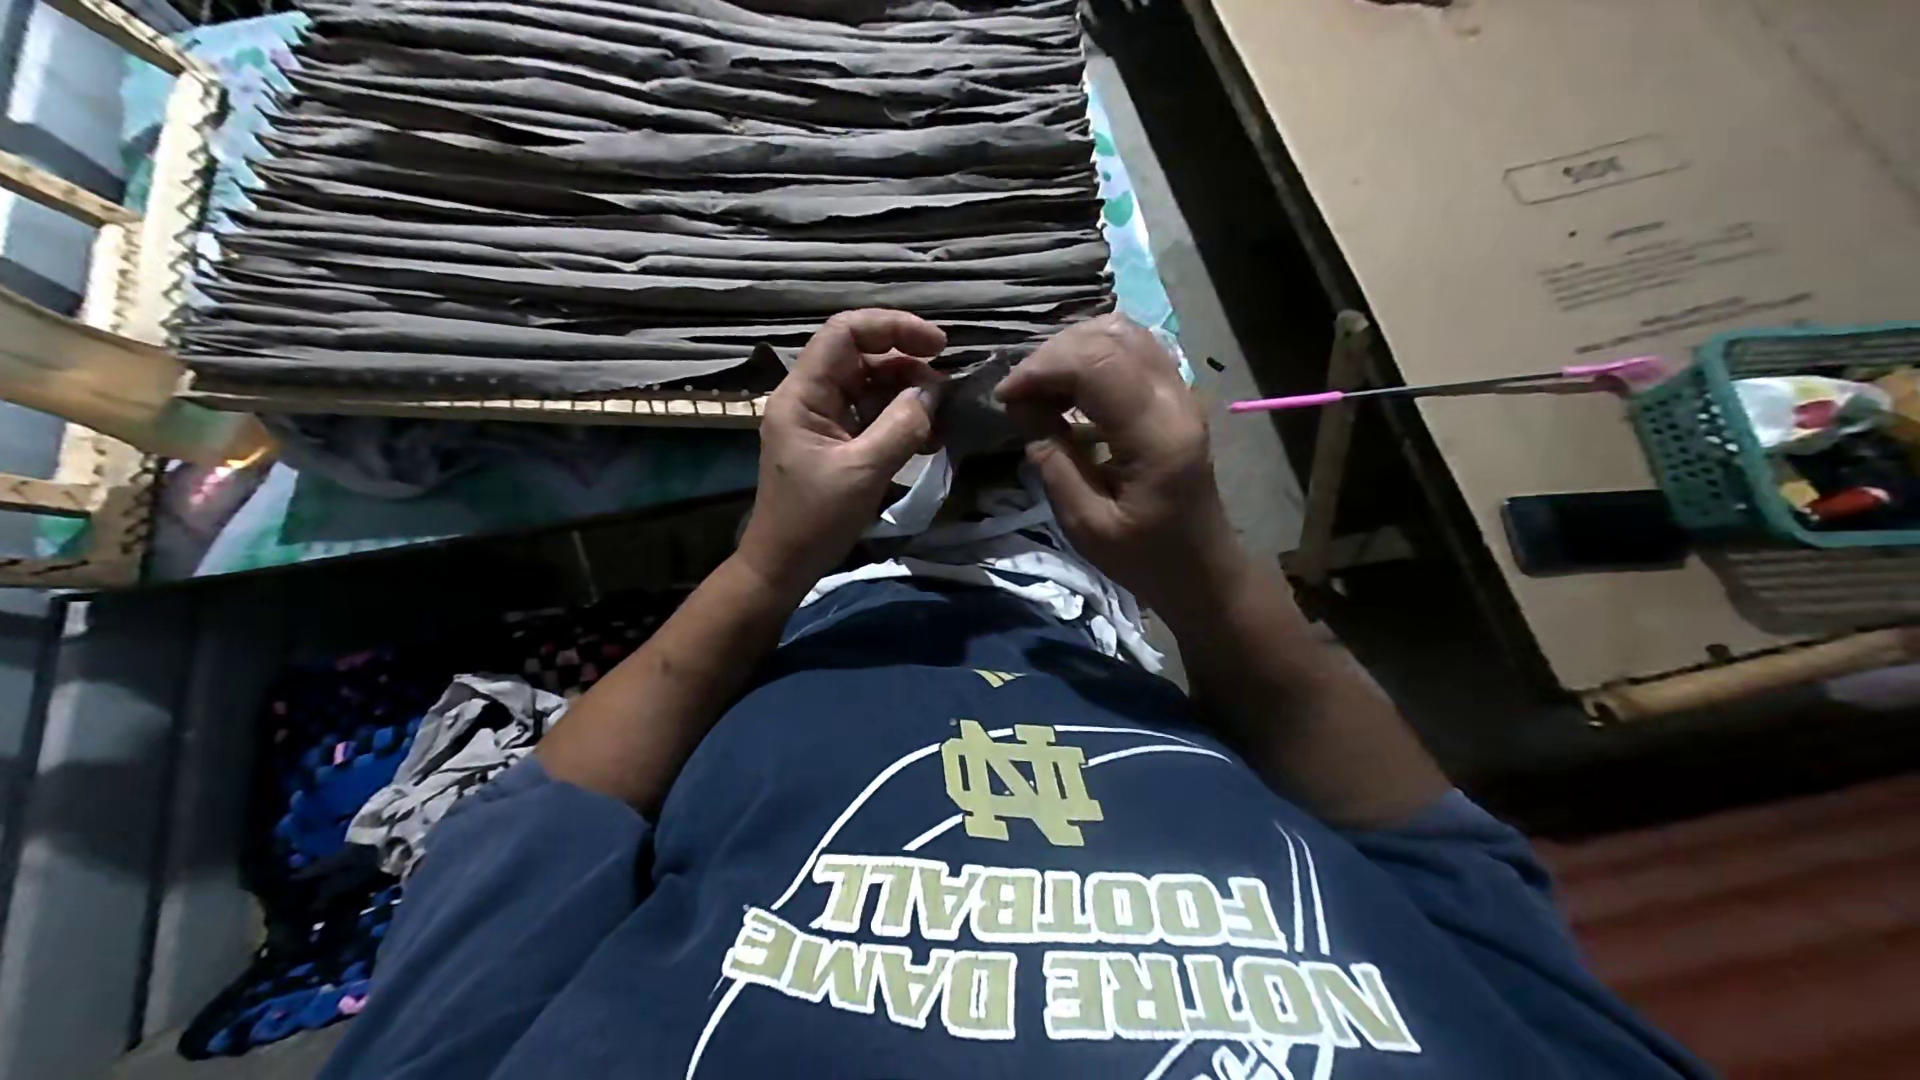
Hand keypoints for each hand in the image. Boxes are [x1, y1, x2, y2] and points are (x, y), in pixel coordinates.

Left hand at [736, 309, 945, 590]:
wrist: (784, 565)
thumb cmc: (814, 519)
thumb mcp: (863, 472)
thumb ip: (901, 427)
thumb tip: (935, 391)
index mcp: (803, 394)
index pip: (845, 333)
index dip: (892, 328)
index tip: (938, 344)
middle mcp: (811, 397)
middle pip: (862, 357)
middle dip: (908, 365)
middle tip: (947, 390)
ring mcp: (824, 420)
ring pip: (872, 387)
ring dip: (909, 395)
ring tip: (943, 416)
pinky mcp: (837, 443)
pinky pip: (873, 416)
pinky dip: (901, 421)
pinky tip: (929, 438)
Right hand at [995, 314, 1241, 612]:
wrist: (1200, 568)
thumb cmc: (1144, 557)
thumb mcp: (1085, 524)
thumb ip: (1052, 460)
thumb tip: (1021, 405)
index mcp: (1157, 434)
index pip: (1097, 363)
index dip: (1041, 368)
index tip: (1005, 397)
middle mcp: (1175, 398)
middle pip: (1108, 337)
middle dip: (1051, 356)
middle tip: (1019, 395)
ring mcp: (1181, 391)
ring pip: (1122, 332)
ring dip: (1071, 350)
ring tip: (1040, 389)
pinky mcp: (1175, 395)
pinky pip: (1132, 349)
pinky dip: (1091, 355)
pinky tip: (1068, 387)